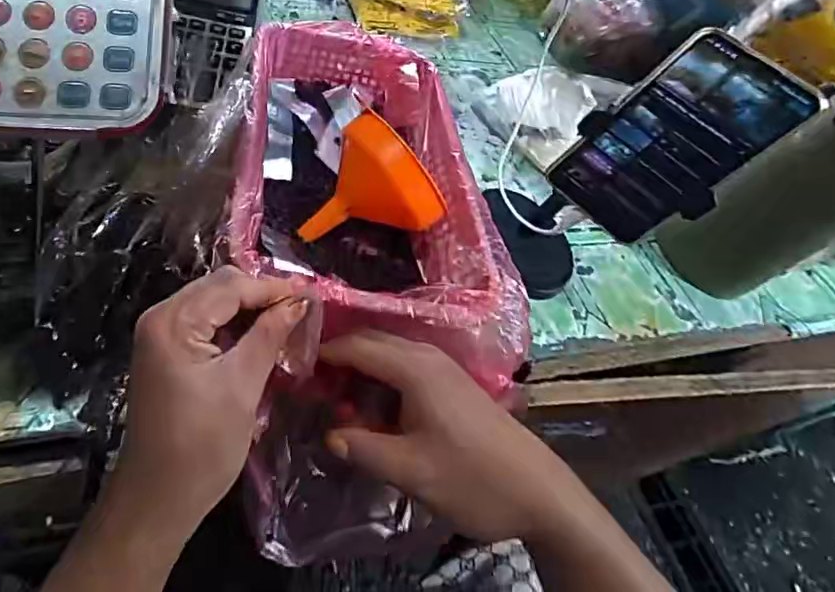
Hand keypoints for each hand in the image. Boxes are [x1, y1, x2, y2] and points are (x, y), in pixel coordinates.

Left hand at [115, 267, 308, 528]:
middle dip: (261, 293)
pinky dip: (232, 321)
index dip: (272, 287)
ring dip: (248, 306)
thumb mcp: (242, 387)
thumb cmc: (200, 448)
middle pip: (219, 286)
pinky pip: (204, 319)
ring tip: (287, 314)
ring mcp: (159, 332)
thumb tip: (300, 301)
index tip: (311, 292)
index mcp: (172, 321)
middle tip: (301, 304)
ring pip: (213, 299)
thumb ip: (269, 335)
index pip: (230, 286)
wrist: (154, 502)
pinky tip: (259, 331)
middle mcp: (160, 316)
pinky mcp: (164, 348)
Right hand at [319, 331, 584, 544]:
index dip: (325, 354)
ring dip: (361, 372)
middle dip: (340, 360)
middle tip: (312, 388)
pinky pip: (405, 368)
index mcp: (414, 368)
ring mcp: (442, 367)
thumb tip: (330, 435)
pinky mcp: (451, 383)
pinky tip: (374, 411)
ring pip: (389, 356)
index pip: (357, 346)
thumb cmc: (472, 478)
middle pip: (372, 343)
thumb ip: (365, 449)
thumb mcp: (412, 472)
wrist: (538, 491)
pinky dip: (381, 381)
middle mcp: (426, 356)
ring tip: (338, 404)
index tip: (296, 369)